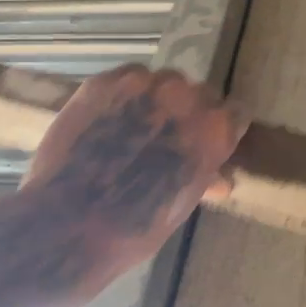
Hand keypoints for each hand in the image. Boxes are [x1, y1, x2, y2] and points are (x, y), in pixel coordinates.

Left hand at [14, 65, 246, 298]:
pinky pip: (122, 80)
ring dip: (153, 100)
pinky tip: (107, 121)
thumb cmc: (136, 227)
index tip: (206, 142)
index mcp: (215, 129)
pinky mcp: (102, 82)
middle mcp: (185, 97)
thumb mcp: (182, 203)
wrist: (71, 222)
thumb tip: (217, 177)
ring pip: (159, 82)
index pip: (234, 113)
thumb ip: (202, 176)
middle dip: (186, 113)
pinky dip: (120, 96)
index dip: (219, 129)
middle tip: (166, 138)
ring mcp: (142, 84)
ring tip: (133, 128)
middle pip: (196, 93)